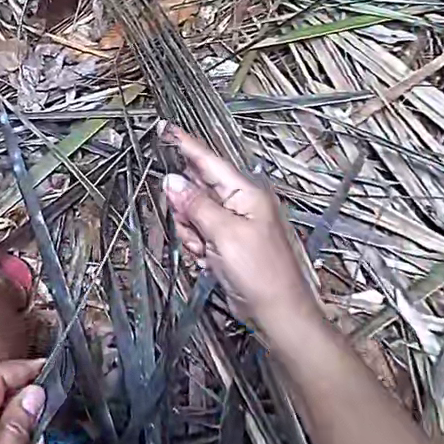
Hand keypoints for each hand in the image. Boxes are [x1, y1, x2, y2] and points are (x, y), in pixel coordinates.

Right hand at [160, 124, 320, 331]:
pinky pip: (197, 232)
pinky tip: (208, 258)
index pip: (208, 161)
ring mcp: (233, 222)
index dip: (185, 145)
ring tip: (205, 249)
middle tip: (193, 229)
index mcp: (246, 193)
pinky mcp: (226, 240)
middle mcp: (240, 203)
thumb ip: (195, 205)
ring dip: (190, 231)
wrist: (277, 314)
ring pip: (191, 213)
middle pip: (194, 189)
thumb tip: (171, 180)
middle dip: (186, 210)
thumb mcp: (224, 234)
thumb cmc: (263, 274)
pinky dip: (196, 245)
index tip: (166, 129)